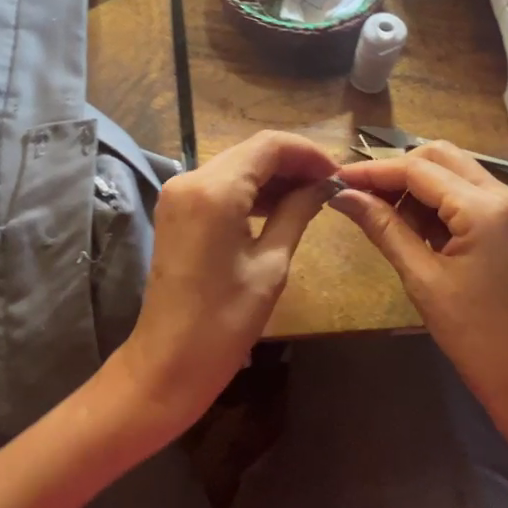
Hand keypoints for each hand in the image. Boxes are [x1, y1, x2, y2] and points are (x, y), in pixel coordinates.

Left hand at [110, 131, 339, 423]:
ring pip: (234, 166)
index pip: (268, 145)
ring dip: (271, 176)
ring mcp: (177, 194)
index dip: (307, 152)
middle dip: (291, 163)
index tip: (338, 172)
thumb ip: (296, 213)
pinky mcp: (174, 210)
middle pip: (249, 152)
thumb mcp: (271, 266)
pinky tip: (278, 207)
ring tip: (311, 197)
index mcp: (214, 190)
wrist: (168, 361)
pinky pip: (218, 186)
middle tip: (330, 184)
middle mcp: (189, 179)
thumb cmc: (224, 321)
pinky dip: (248, 191)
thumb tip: (323, 186)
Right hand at [331, 142, 507, 438]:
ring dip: (419, 187)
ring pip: (457, 172)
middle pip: (441, 157)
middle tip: (363, 198)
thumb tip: (342, 195)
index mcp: (486, 209)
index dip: (373, 171)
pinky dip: (441, 203)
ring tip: (390, 222)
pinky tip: (419, 231)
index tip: (337, 179)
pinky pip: (472, 195)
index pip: (418, 169)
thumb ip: (383, 228)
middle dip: (398, 172)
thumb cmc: (475, 336)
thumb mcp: (422, 279)